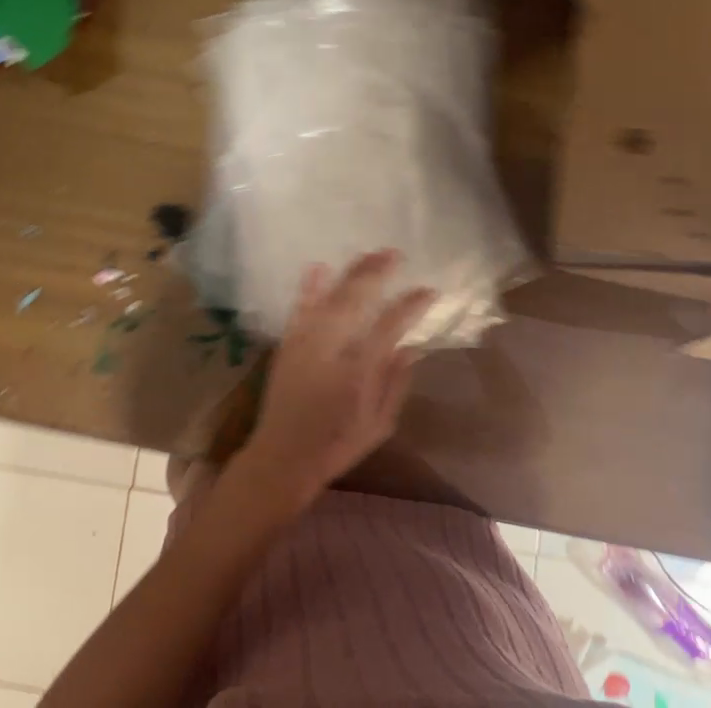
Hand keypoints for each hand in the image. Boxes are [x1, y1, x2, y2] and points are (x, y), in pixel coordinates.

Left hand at [237, 251, 435, 503]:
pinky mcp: (287, 344)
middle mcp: (331, 348)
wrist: (282, 456)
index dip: (410, 305)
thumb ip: (396, 383)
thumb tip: (411, 347)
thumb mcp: (378, 424)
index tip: (428, 291)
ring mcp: (305, 342)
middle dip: (377, 273)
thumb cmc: (336, 445)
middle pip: (356, 299)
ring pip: (330, 297)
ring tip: (369, 255)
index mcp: (359, 370)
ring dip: (350, 273)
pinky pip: (299, 308)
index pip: (390, 325)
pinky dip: (308, 287)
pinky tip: (317, 267)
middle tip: (395, 255)